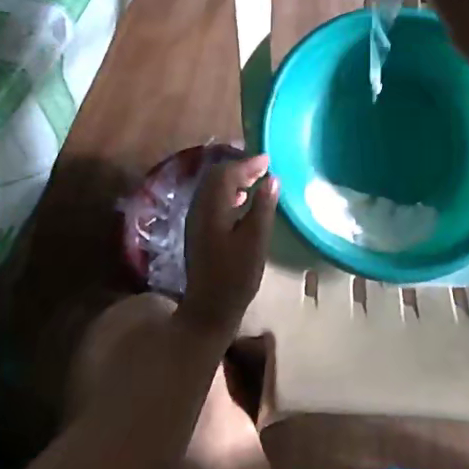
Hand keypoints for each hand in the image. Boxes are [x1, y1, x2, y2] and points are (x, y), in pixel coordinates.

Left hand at [177, 155, 278, 339]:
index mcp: (210, 208)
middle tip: (264, 168)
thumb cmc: (235, 276)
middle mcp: (199, 209)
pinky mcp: (199, 231)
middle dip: (239, 168)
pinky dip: (229, 193)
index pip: (226, 174)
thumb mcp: (256, 241)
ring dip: (234, 180)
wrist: (209, 308)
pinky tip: (243, 201)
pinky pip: (212, 200)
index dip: (247, 164)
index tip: (268, 160)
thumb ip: (263, 207)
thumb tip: (272, 179)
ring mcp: (196, 220)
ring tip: (257, 181)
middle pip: (216, 178)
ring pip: (213, 188)